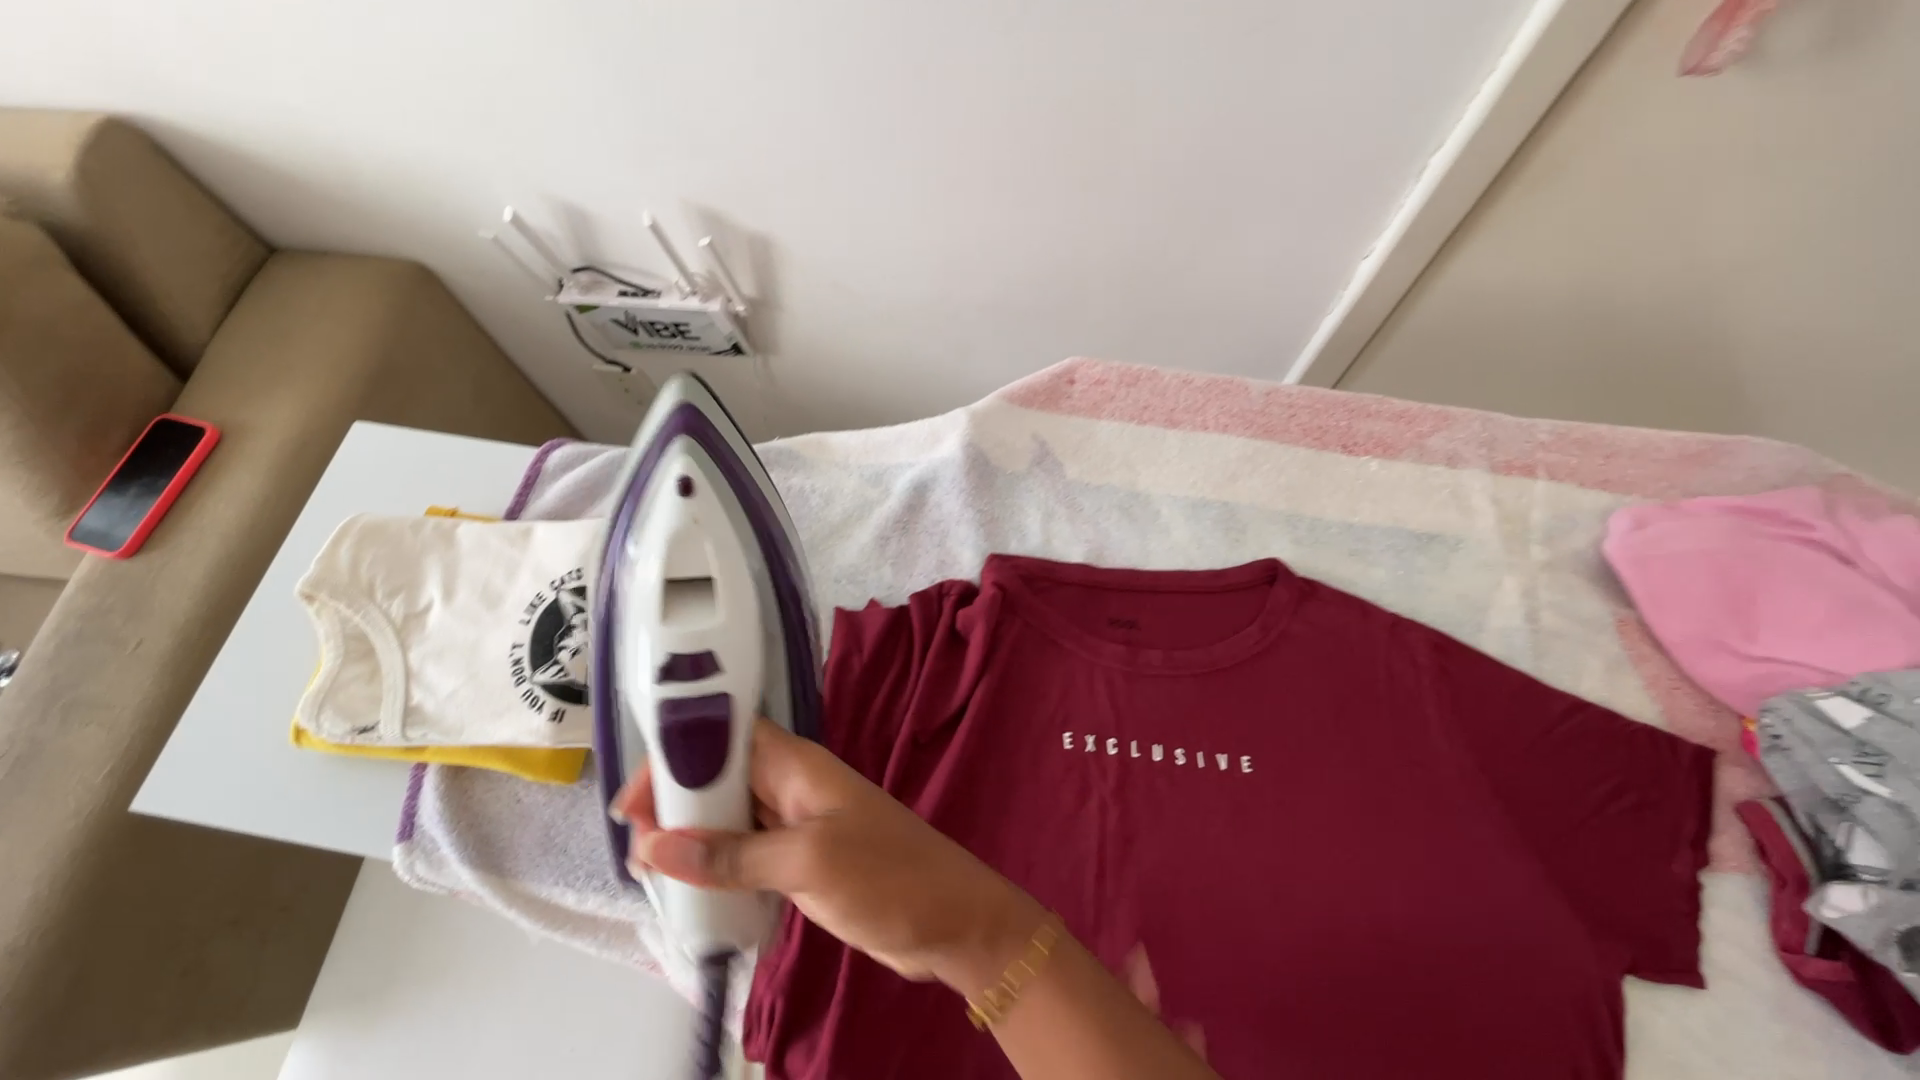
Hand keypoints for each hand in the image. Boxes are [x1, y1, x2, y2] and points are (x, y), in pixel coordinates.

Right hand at [612, 719, 1045, 991]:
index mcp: (797, 766)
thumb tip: (657, 846)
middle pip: (720, 777)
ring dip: (692, 838)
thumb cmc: (889, 877)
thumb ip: (734, 854)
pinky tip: (691, 889)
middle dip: (675, 804)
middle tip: (638, 848)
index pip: (725, 738)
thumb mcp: (809, 863)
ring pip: (729, 817)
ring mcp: (796, 827)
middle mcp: (792, 788)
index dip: (677, 755)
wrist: (951, 923)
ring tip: (651, 873)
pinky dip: (716, 866)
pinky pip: (745, 853)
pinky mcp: (800, 863)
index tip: (635, 802)